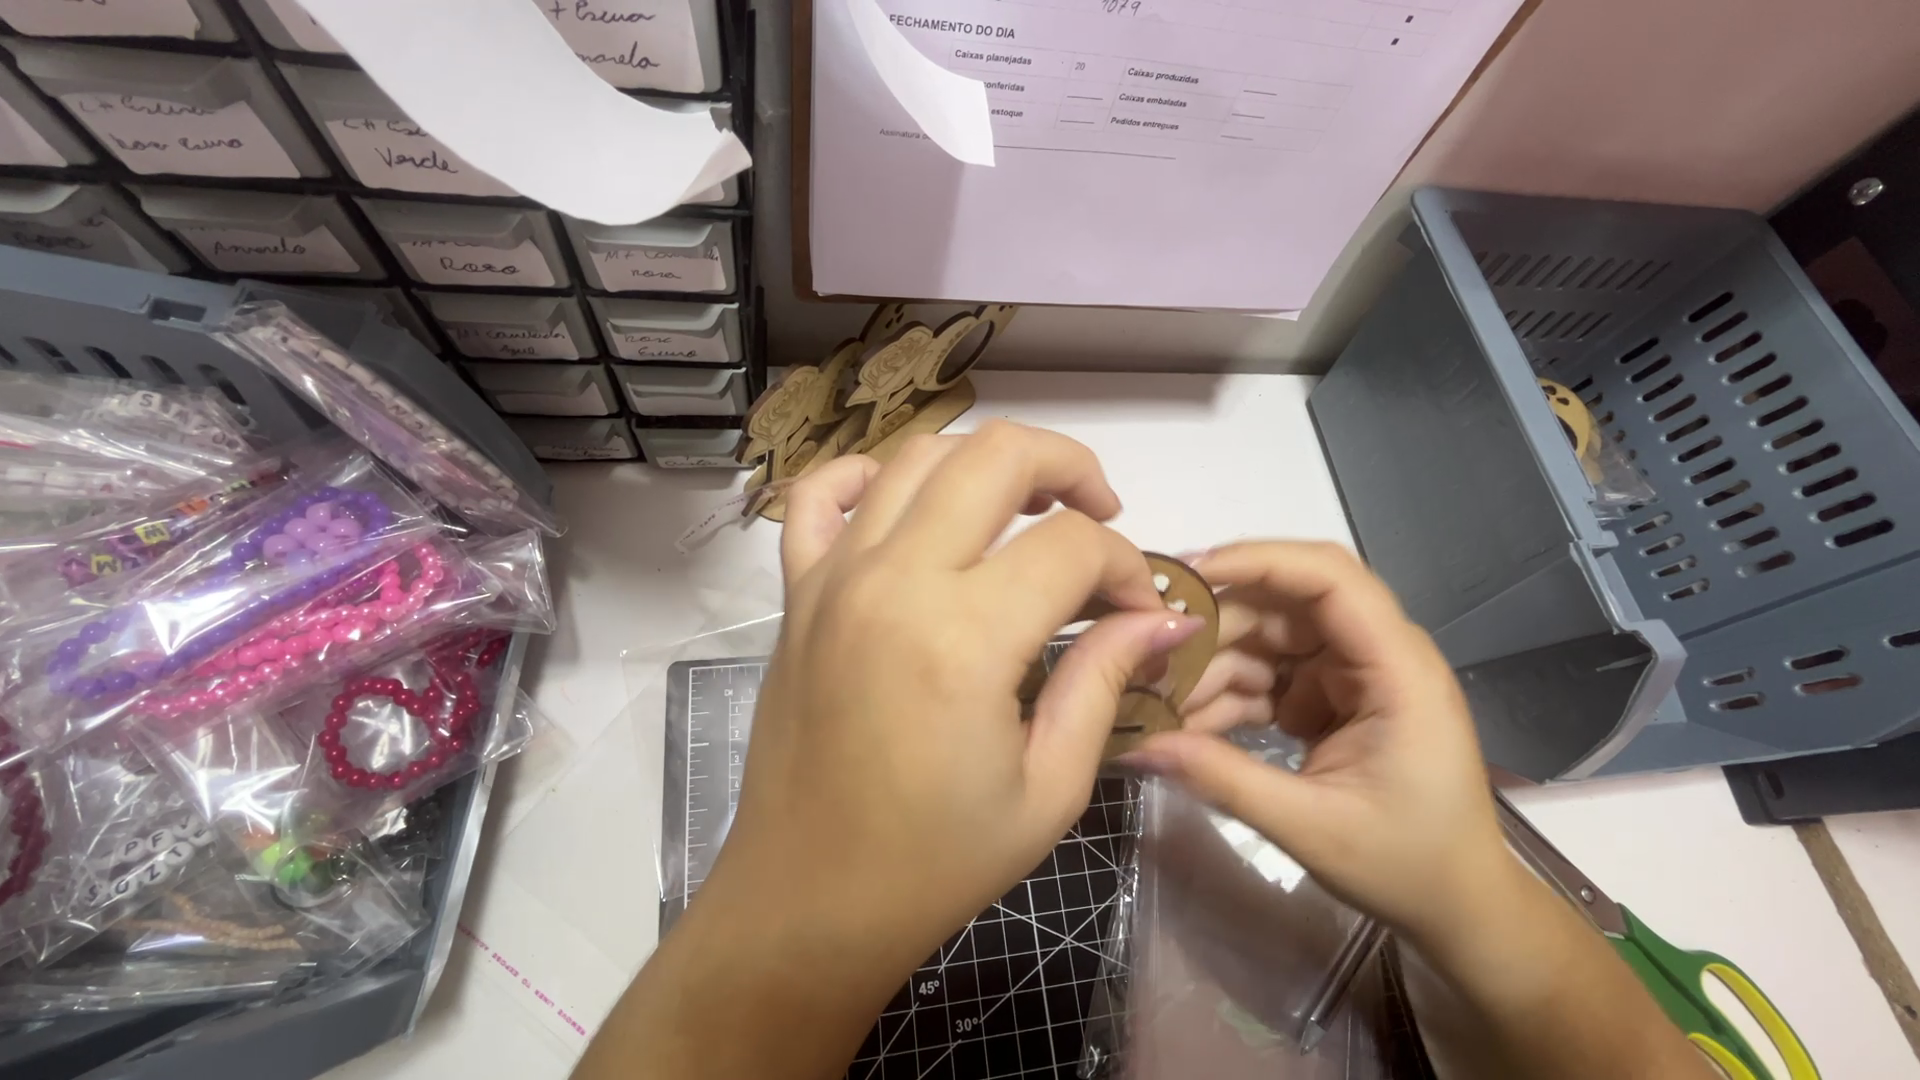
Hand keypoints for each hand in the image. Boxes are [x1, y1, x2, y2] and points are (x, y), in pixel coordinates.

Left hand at [707, 422, 1204, 967]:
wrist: (809, 898)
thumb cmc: (935, 862)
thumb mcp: (1049, 788)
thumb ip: (1105, 681)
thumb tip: (1164, 619)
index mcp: (963, 638)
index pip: (1072, 547)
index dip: (1126, 566)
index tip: (1139, 611)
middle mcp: (893, 581)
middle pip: (995, 456)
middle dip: (1069, 467)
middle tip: (1100, 514)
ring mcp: (834, 577)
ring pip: (917, 457)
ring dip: (984, 464)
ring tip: (1022, 508)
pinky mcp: (796, 592)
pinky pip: (818, 494)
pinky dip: (867, 476)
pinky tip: (908, 507)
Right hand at [1127, 541, 1509, 947]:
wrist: (1456, 907)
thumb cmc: (1408, 865)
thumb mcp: (1310, 826)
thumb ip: (1222, 778)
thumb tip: (1135, 745)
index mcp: (1396, 669)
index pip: (1330, 578)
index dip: (1258, 562)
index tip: (1187, 578)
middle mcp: (1375, 654)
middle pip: (1285, 604)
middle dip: (1217, 627)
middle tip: (1152, 659)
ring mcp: (1350, 674)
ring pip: (1266, 638)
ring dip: (1213, 666)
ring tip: (1161, 703)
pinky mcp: (1329, 696)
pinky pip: (1266, 674)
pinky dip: (1226, 694)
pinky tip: (1187, 723)